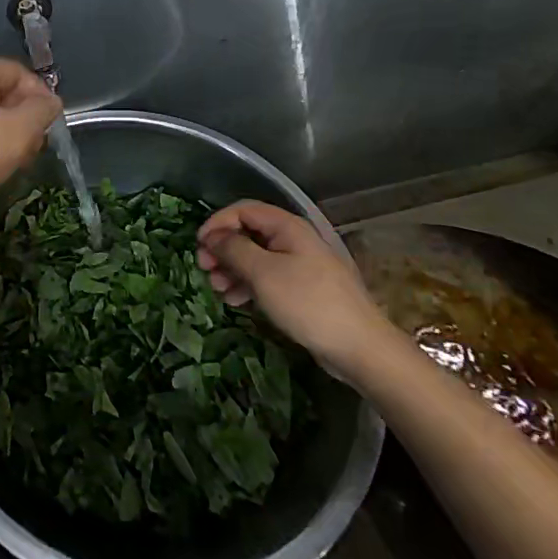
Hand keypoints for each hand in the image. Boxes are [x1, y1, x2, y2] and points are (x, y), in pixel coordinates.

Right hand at [196, 200, 400, 381]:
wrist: (360, 348)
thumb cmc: (308, 302)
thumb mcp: (263, 273)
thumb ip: (234, 249)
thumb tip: (213, 236)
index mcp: (287, 227)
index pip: (243, 210)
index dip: (217, 223)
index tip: (198, 245)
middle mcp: (293, 240)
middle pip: (248, 233)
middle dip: (222, 250)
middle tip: (204, 269)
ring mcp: (299, 265)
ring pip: (255, 257)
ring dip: (231, 270)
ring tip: (217, 290)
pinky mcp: (302, 289)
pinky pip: (267, 277)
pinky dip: (248, 285)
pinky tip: (235, 301)